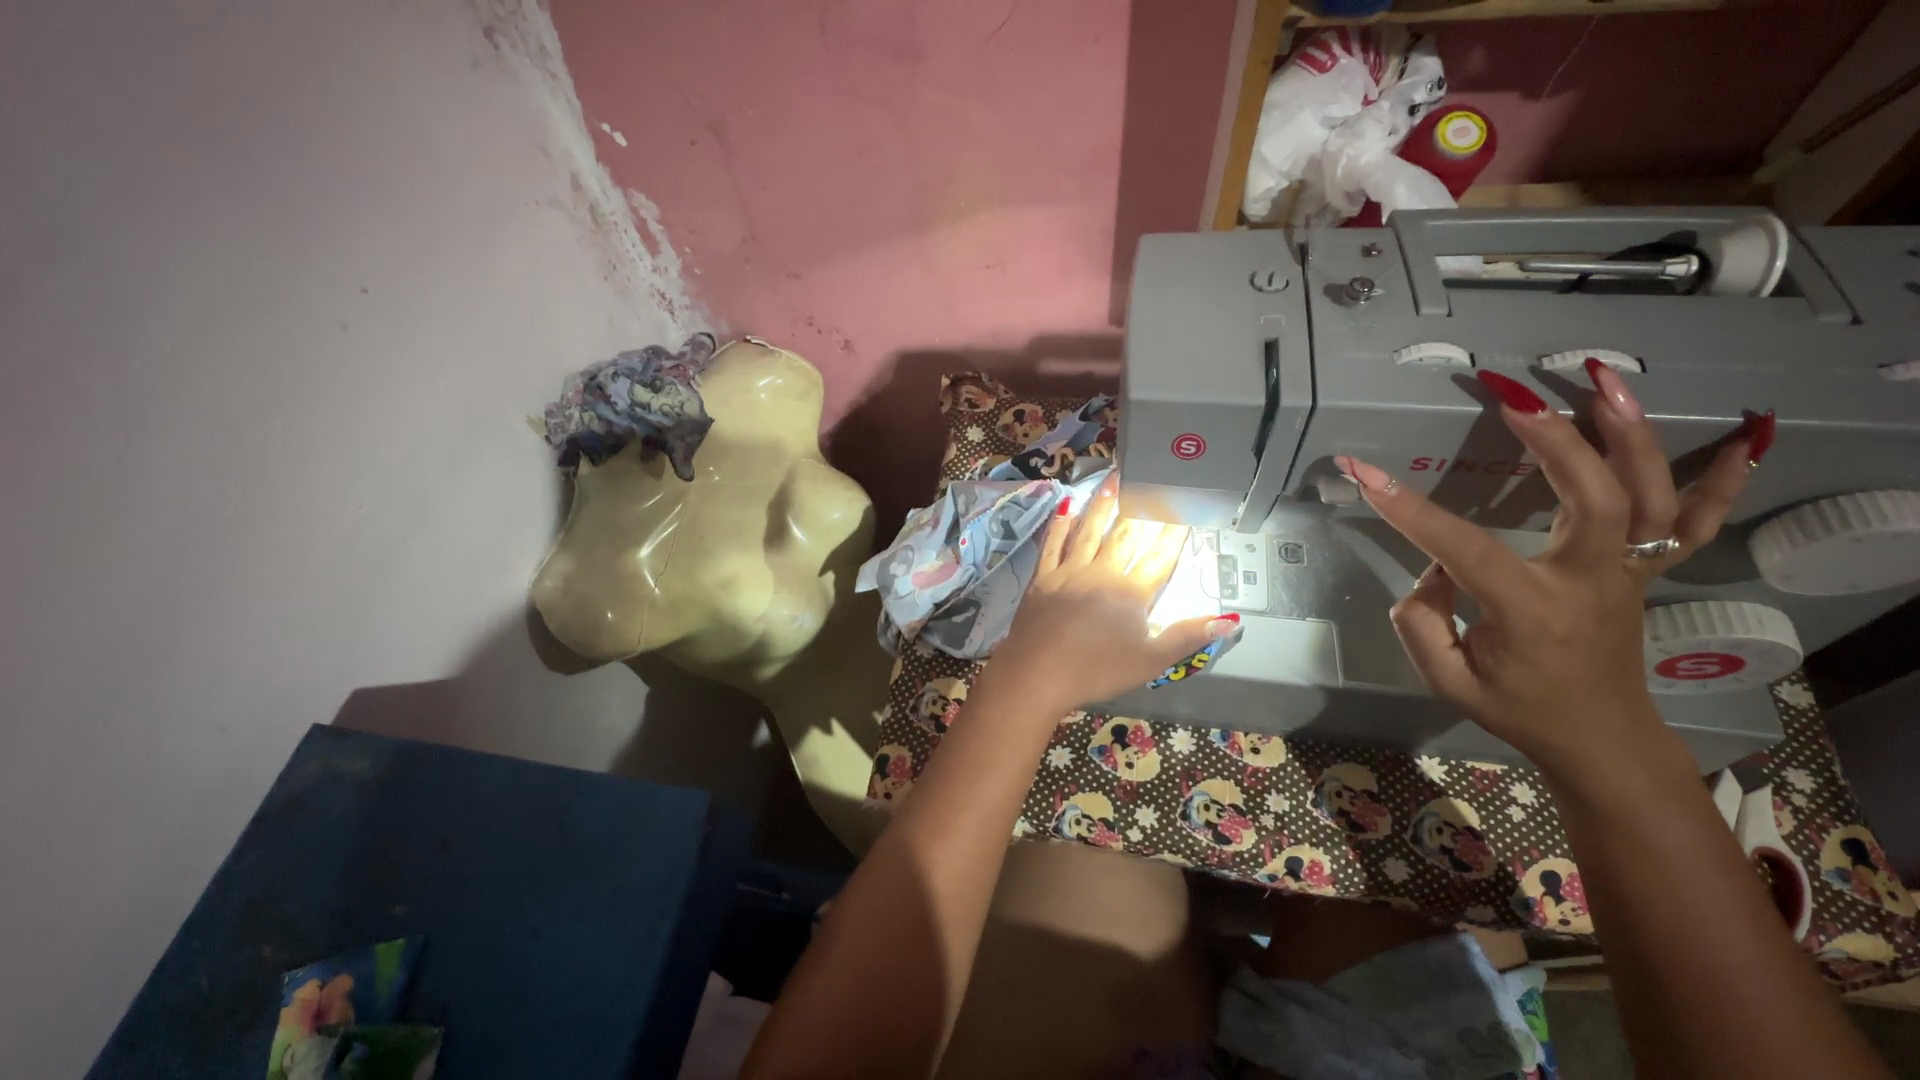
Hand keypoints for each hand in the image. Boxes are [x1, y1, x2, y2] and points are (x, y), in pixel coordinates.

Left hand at [990, 472, 1236, 716]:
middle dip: (1139, 506)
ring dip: (1102, 504)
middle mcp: (1102, 573)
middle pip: (1124, 534)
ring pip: (1088, 530)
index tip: (1185, 506)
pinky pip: (1053, 544)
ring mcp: (1069, 572)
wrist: (1037, 674)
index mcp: (1131, 593)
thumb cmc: (1096, 671)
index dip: (1175, 531)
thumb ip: (1188, 636)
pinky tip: (1065, 507)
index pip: (1160, 556)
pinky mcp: (1042, 578)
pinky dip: (1060, 525)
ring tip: (1112, 479)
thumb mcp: (1151, 661)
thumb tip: (1229, 620)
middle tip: (1148, 479)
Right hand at [1338, 362, 1767, 775]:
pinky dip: (1726, 476)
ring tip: (1601, 379)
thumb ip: (1423, 622)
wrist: (1600, 736)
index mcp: (1531, 611)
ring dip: (1630, 432)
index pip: (1464, 549)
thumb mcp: (1449, 679)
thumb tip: (1434, 567)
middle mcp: (1590, 581)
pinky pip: (1698, 520)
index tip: (1364, 472)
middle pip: (1591, 497)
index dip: (1409, 511)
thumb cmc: (1519, 709)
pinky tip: (1747, 431)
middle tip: (1512, 397)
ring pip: (1649, 495)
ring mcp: (1630, 571)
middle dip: (1554, 440)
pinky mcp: (1648, 568)